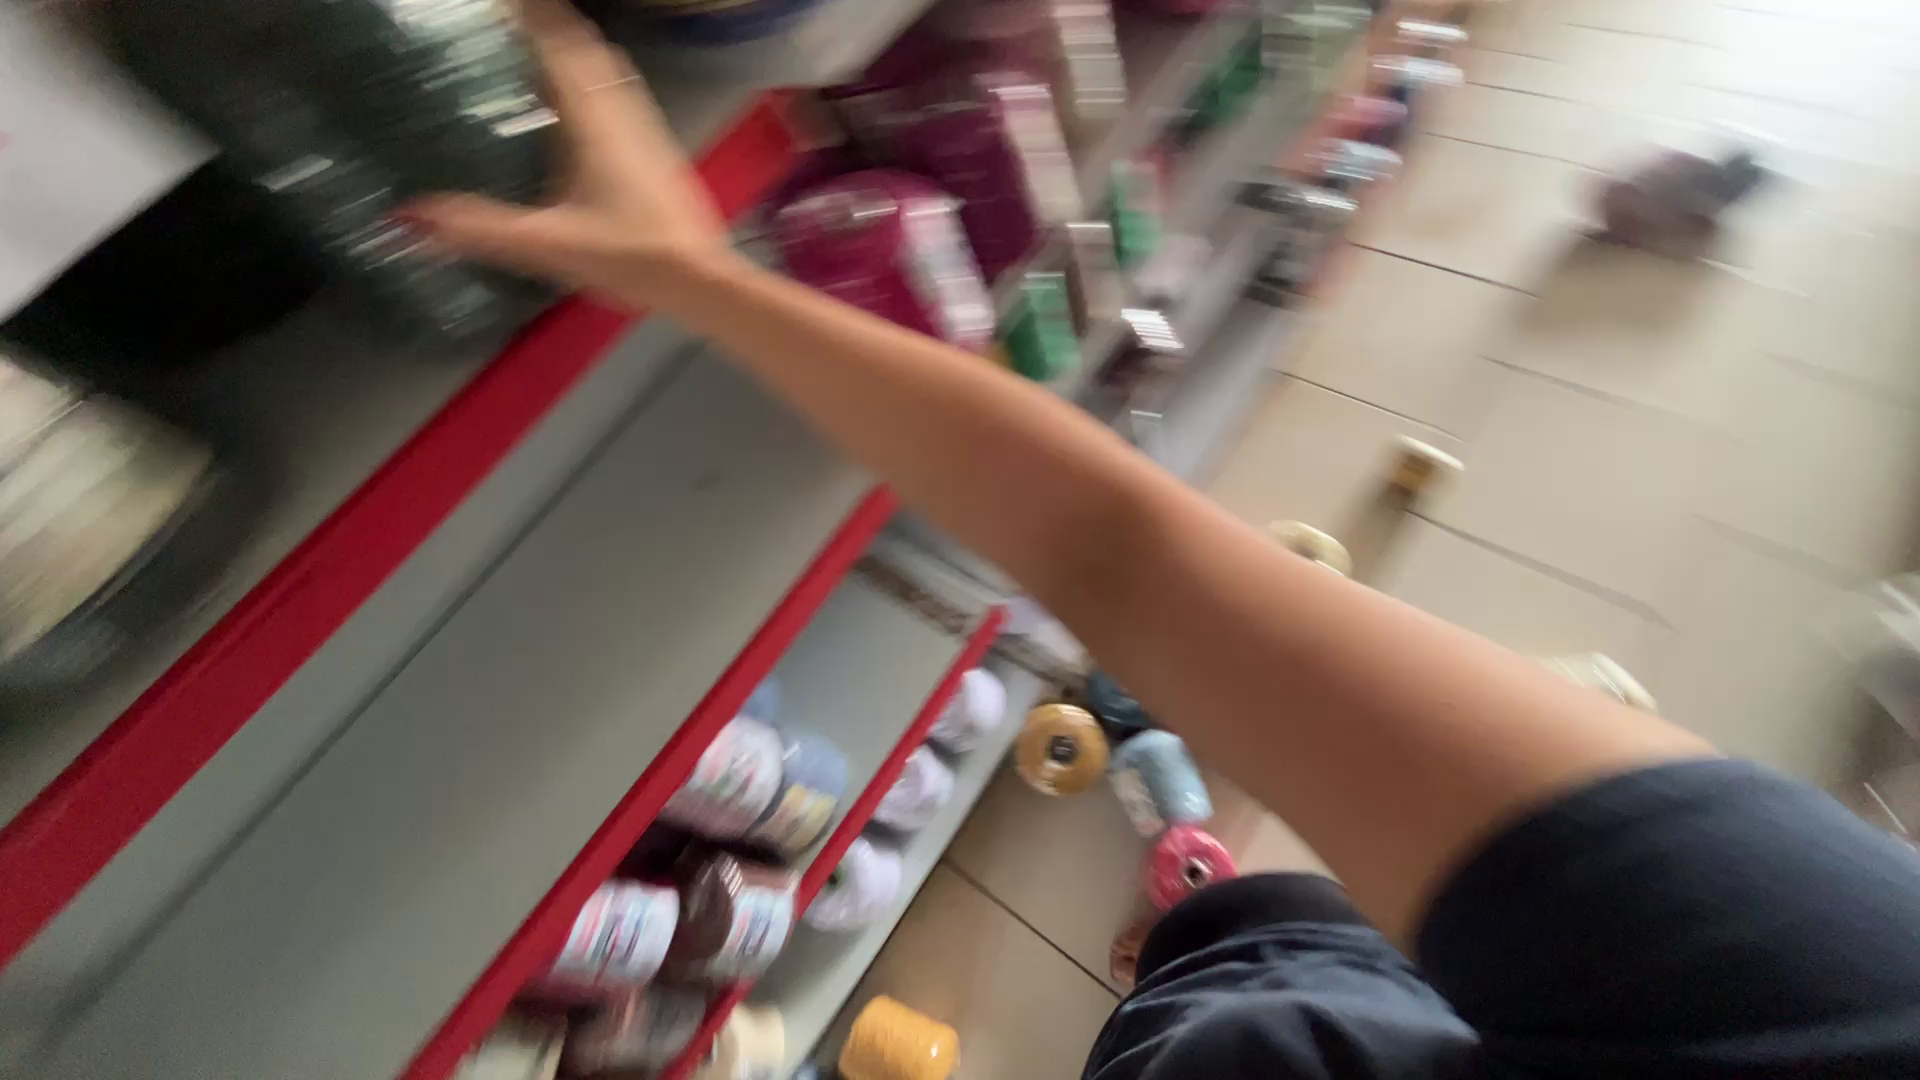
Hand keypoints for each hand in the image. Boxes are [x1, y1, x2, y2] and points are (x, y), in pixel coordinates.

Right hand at [407, 0, 731, 303]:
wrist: (703, 283)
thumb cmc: (634, 258)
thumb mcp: (552, 245)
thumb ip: (483, 230)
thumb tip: (409, 219)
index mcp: (596, 121)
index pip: (560, 41)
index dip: (529, 14)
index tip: (498, 6)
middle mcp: (628, 116)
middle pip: (589, 49)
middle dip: (552, 29)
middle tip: (512, 30)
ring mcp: (653, 137)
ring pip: (615, 76)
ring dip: (581, 59)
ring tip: (541, 63)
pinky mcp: (667, 162)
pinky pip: (629, 106)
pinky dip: (602, 94)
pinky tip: (586, 123)